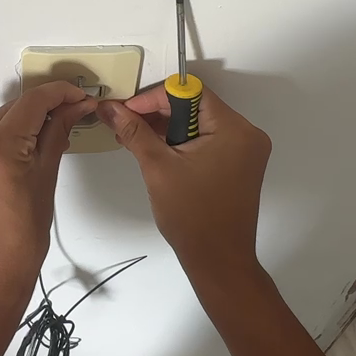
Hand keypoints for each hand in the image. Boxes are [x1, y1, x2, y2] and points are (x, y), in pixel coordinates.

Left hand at [0, 81, 95, 295]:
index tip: (81, 96)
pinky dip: (7, 132)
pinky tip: (25, 143)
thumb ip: (58, 132)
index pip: (32, 102)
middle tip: (73, 112)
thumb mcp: (47, 177)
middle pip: (15, 107)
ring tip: (51, 130)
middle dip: (45, 106)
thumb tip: (76, 106)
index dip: (60, 93)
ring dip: (25, 118)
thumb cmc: (24, 233)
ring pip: (0, 117)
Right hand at [99, 82, 270, 275]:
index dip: (154, 98)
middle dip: (157, 113)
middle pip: (194, 105)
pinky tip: (155, 150)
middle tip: (126, 124)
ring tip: (134, 139)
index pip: (189, 92)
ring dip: (166, 127)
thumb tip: (109, 107)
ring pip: (198, 122)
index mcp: (234, 129)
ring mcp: (245, 150)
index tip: (127, 111)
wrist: (219, 263)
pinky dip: (181, 141)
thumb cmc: (192, 216)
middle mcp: (246, 134)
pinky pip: (206, 139)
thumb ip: (133, 131)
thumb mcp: (157, 167)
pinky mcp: (239, 164)